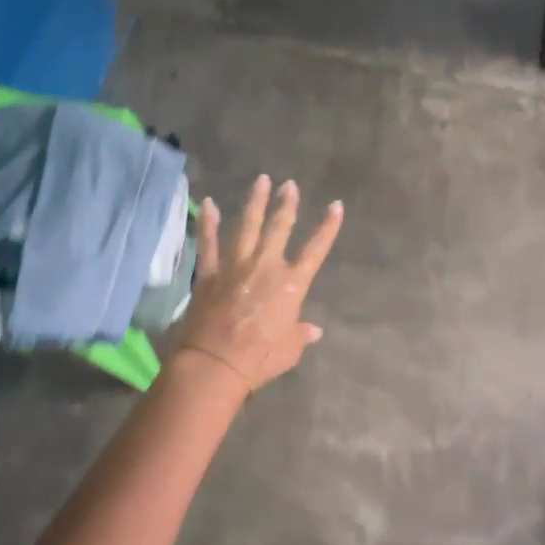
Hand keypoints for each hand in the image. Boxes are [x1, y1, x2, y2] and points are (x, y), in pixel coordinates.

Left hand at [175, 175, 343, 391]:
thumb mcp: (289, 350)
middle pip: (279, 228)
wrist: (216, 364)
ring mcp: (236, 266)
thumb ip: (301, 334)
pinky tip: (209, 204)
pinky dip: (208, 223)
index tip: (336, 205)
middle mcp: (266, 266)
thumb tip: (314, 330)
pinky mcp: (211, 273)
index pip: (316, 249)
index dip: (327, 227)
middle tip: (289, 185)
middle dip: (286, 204)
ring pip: (247, 226)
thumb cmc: (259, 359)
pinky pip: (209, 243)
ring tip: (260, 180)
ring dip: (254, 202)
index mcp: (291, 284)